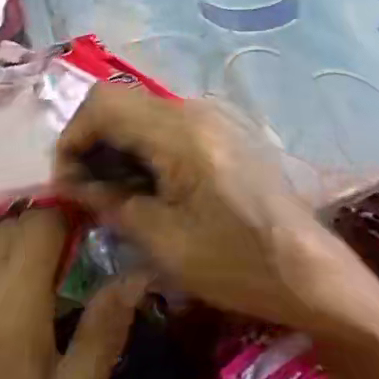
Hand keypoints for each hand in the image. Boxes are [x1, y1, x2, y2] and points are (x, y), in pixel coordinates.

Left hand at [0, 207, 147, 378]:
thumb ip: (103, 331)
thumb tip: (136, 274)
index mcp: (13, 306)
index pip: (39, 226)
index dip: (72, 217)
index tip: (102, 228)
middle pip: (12, 225)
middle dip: (50, 225)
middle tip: (87, 251)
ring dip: (25, 240)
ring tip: (60, 270)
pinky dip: (1, 259)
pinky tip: (22, 292)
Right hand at [54, 83, 356, 327]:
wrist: (313, 276)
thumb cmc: (237, 263)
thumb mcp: (163, 241)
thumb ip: (110, 202)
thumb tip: (69, 184)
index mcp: (180, 133)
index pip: (102, 105)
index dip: (72, 138)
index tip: (64, 183)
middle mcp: (194, 112)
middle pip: (118, 102)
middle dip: (89, 141)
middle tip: (82, 190)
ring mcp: (212, 119)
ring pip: (139, 113)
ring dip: (114, 145)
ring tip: (109, 194)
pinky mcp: (221, 134)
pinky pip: (164, 126)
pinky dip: (140, 148)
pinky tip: (144, 188)